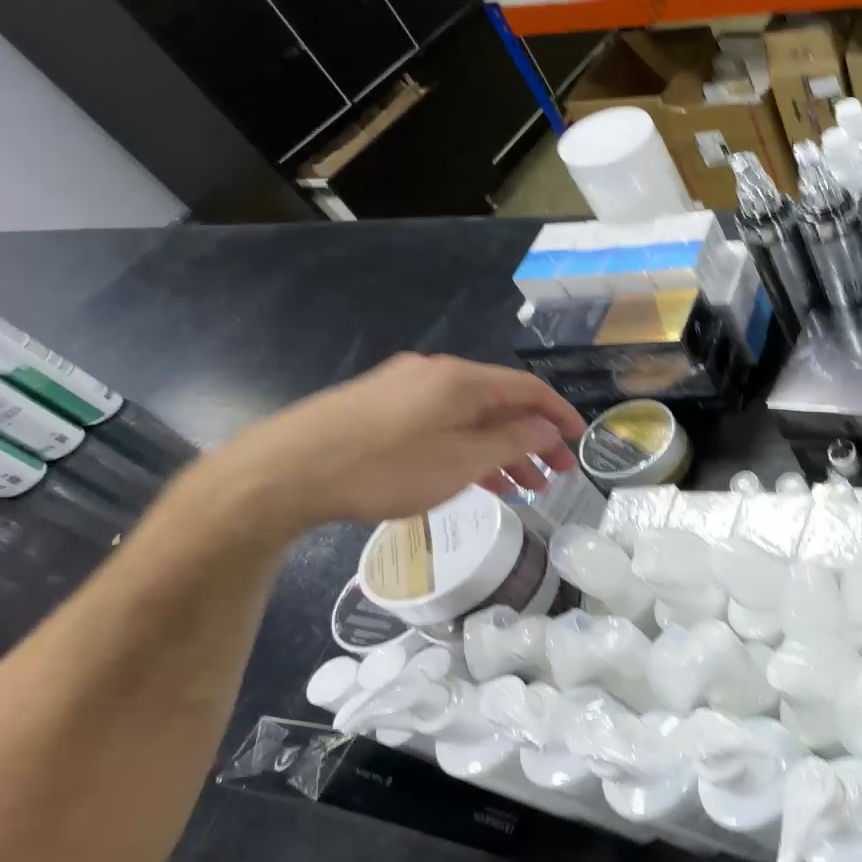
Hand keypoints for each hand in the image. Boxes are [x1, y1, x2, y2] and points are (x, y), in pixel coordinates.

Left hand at [201, 353, 584, 534]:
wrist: (281, 474)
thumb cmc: (384, 469)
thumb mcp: (461, 462)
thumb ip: (512, 442)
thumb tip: (545, 427)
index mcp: (460, 380)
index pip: (528, 389)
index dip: (559, 414)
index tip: (580, 440)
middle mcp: (434, 374)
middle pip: (500, 403)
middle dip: (533, 438)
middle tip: (556, 473)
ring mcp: (402, 389)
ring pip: (470, 417)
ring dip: (502, 449)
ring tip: (523, 487)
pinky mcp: (378, 408)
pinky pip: (441, 424)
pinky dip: (468, 447)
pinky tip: (475, 477)